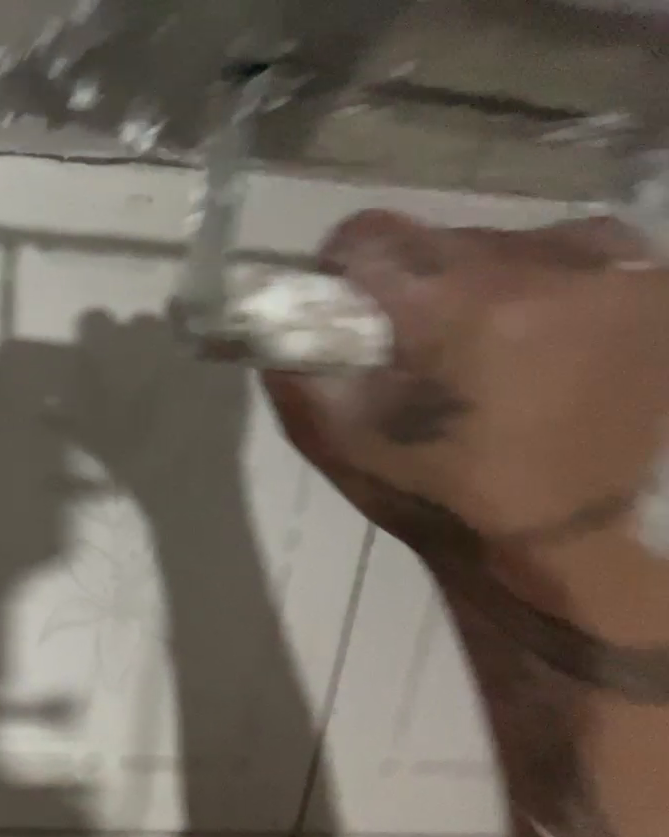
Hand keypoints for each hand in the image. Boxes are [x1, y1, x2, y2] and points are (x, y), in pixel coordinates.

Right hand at [263, 211, 668, 580]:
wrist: (556, 534)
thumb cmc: (430, 491)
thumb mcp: (334, 438)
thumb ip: (296, 370)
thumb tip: (272, 319)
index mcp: (461, 311)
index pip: (374, 235)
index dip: (340, 265)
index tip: (339, 302)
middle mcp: (549, 272)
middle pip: (440, 238)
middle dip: (409, 282)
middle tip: (405, 340)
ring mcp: (619, 273)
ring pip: (507, 240)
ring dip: (474, 278)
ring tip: (474, 337)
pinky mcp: (658, 288)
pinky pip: (578, 248)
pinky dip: (541, 276)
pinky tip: (534, 325)